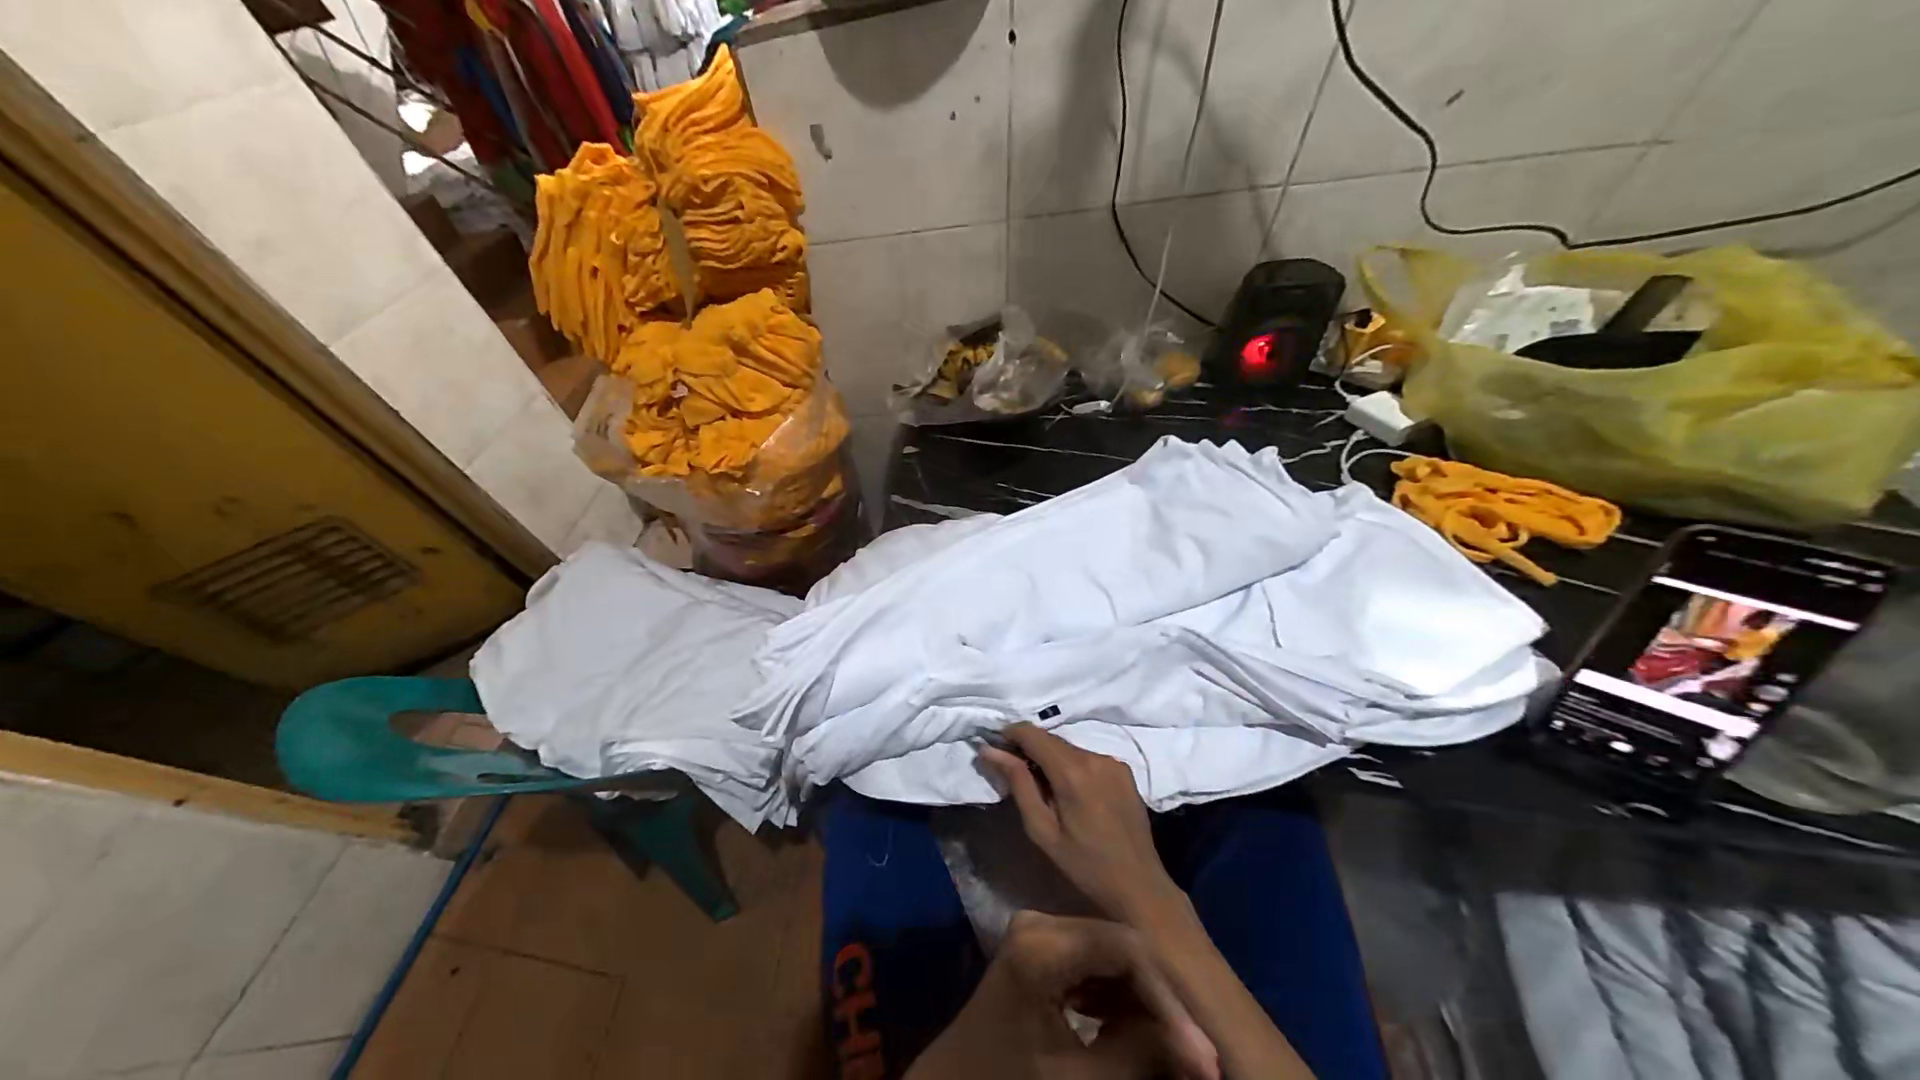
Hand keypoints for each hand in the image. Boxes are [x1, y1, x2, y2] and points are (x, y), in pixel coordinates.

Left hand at [908, 911, 1218, 1079]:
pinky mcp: (1040, 948)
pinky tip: (1135, 1033)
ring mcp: (1038, 931)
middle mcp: (1040, 922)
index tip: (1202, 1056)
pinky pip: (1093, 963)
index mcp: (1041, 944)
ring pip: (1112, 955)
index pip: (1126, 951)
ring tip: (1174, 1048)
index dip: (1169, 1001)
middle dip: (1159, 1003)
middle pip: (1121, 947)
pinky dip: (1118, 999)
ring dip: (1143, 1002)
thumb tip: (1203, 1050)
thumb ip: (1140, 1054)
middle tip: (1196, 1056)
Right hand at [980, 724, 1184, 923]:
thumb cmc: (1085, 865)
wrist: (1139, 885)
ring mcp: (1113, 762)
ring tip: (1042, 787)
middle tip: (1013, 772)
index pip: (1033, 734)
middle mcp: (1095, 758)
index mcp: (1073, 772)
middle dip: (1029, 749)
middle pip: (1052, 740)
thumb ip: (1018, 784)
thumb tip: (990, 751)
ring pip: (1070, 748)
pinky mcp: (1124, 771)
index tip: (995, 748)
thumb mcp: (1042, 830)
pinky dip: (1072, 766)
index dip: (1010, 735)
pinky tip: (1070, 792)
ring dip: (1051, 759)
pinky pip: (1088, 758)